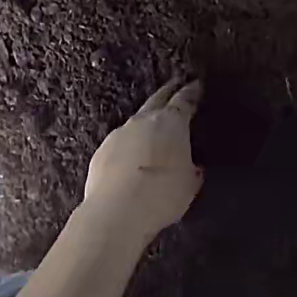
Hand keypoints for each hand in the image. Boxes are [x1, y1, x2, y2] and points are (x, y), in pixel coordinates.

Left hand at [81, 78, 204, 240]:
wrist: (117, 211)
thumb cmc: (162, 194)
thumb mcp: (190, 184)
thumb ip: (192, 169)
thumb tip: (193, 166)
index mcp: (171, 122)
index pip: (184, 100)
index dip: (192, 91)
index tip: (196, 85)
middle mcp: (143, 121)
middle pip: (157, 99)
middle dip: (168, 92)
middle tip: (176, 85)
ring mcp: (118, 135)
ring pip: (136, 121)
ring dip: (146, 123)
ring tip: (153, 129)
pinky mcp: (100, 152)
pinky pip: (119, 143)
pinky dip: (128, 146)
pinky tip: (131, 159)